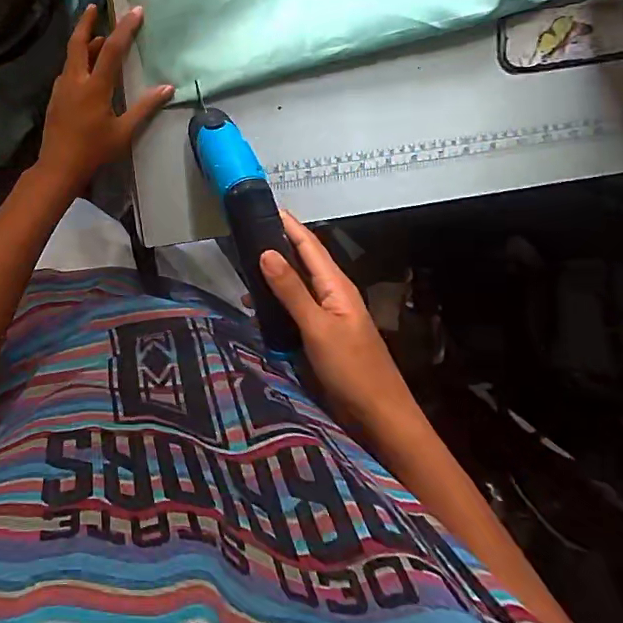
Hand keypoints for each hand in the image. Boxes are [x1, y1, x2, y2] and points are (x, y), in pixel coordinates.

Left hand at [36, 4, 173, 186]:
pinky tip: (87, 69)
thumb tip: (167, 88)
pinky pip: (69, 72)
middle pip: (79, 43)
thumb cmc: (94, 150)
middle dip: (87, 23)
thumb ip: (145, 107)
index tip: (136, 11)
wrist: (58, 168)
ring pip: (72, 57)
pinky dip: (79, 62)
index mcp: (94, 86)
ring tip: (99, 38)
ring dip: (85, 44)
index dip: (125, 28)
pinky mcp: (56, 98)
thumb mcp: (124, 131)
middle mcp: (75, 81)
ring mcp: (62, 88)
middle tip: (94, 7)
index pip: (112, 49)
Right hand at [260, 212, 422, 436]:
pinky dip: (275, 301)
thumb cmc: (352, 369)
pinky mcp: (321, 335)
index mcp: (336, 285)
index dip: (287, 224)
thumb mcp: (317, 327)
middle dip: (276, 244)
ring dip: (273, 274)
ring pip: (296, 285)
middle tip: (243, 232)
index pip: (308, 244)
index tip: (262, 205)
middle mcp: (332, 294)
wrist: (380, 416)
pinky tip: (257, 306)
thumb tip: (266, 251)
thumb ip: (291, 290)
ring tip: (242, 266)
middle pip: (301, 261)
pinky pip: (295, 308)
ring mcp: (328, 315)